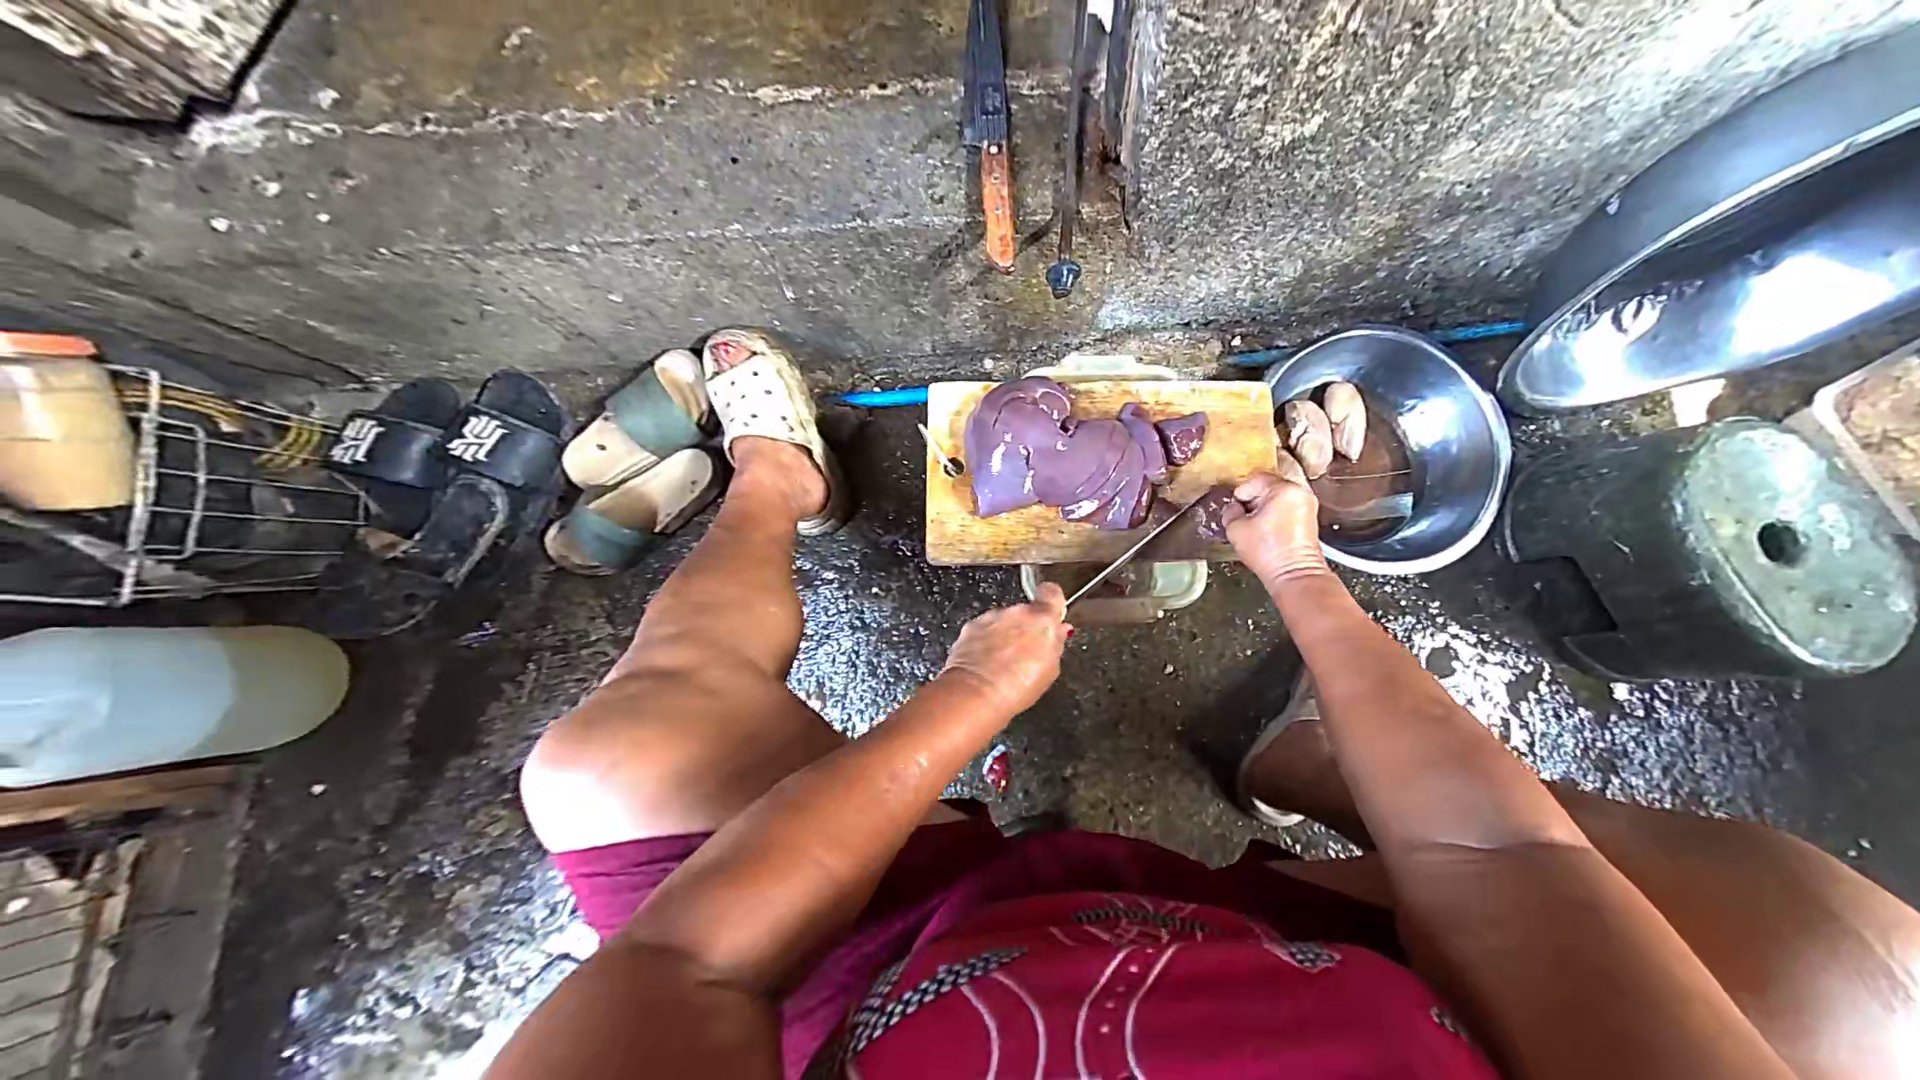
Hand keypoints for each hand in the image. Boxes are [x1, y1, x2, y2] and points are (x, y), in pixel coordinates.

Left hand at [939, 583, 1070, 715]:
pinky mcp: (971, 626)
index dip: (1052, 602)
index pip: (1052, 592)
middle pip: (1025, 613)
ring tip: (1004, 665)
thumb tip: (1059, 631)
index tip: (1051, 614)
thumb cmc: (1016, 686)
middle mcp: (1016, 612)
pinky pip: (983, 631)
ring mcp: (992, 618)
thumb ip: (1055, 643)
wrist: (976, 693)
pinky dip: (985, 643)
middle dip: (1025, 629)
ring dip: (1004, 637)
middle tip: (1025, 655)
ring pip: (1003, 622)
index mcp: (1042, 619)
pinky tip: (986, 664)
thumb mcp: (1050, 670)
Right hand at [1224, 453, 1330, 586]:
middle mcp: (1300, 492)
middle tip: (1243, 515)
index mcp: (1284, 489)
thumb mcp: (1236, 529)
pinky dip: (1275, 513)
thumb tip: (1234, 508)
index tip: (1235, 508)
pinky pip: (1287, 506)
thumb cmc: (1268, 552)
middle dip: (1253, 499)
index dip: (1241, 493)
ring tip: (1255, 523)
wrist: (1294, 575)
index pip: (1255, 479)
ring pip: (1278, 496)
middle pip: (1269, 485)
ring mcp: (1307, 505)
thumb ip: (1230, 512)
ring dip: (1264, 506)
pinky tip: (1266, 528)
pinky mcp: (1309, 518)